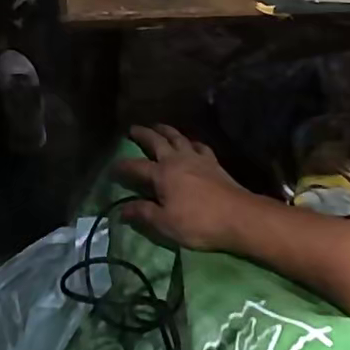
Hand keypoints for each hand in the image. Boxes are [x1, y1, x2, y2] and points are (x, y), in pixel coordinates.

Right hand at [116, 125, 263, 252]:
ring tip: (157, 126)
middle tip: (132, 128)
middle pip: (156, 141)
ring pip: (177, 137)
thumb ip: (143, 213)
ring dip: (165, 130)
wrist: (238, 216)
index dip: (122, 166)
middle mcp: (176, 159)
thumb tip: (121, 209)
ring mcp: (196, 158)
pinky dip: (191, 142)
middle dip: (142, 134)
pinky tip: (191, 143)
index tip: (111, 166)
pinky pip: (199, 146)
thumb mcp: (166, 224)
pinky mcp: (213, 162)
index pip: (136, 166)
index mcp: (161, 174)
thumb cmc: (198, 223)